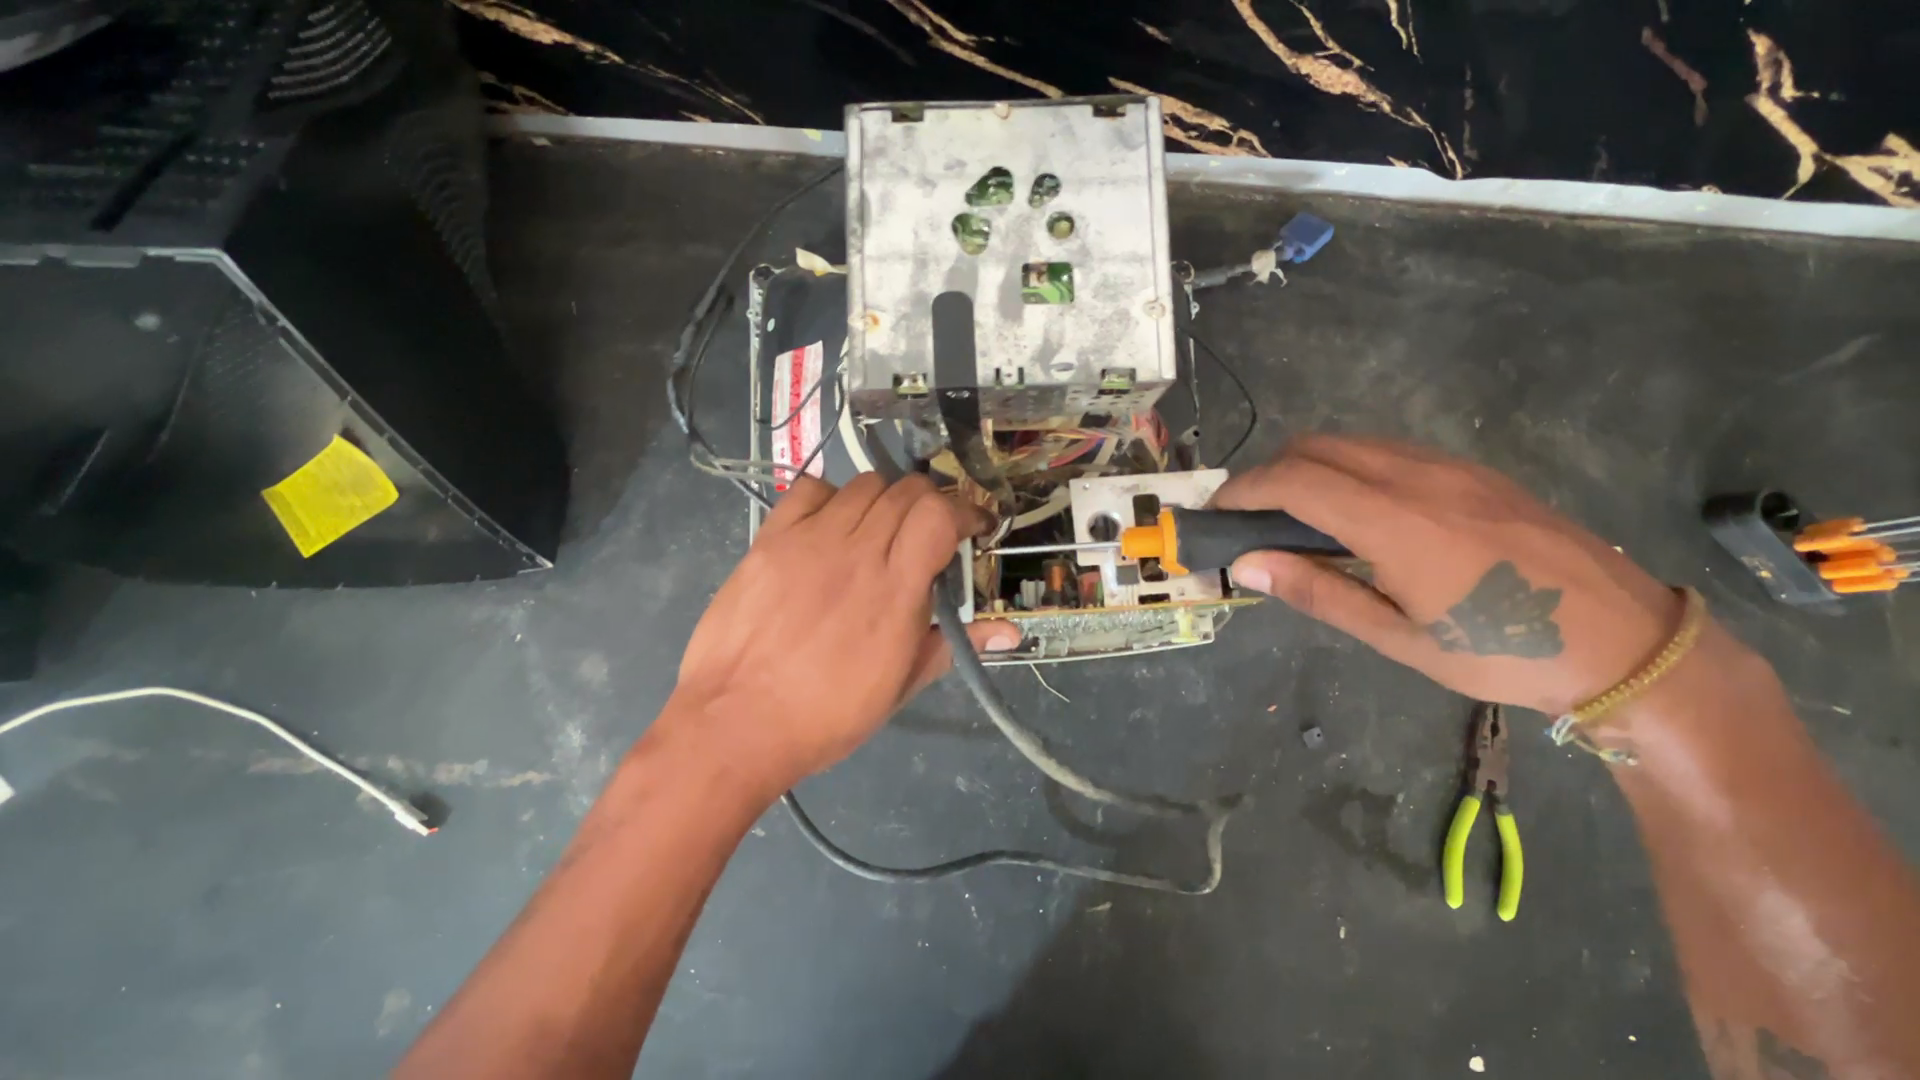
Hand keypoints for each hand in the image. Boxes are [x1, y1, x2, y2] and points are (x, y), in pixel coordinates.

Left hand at [664, 473, 1018, 791]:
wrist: (737, 722)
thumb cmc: (828, 716)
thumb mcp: (900, 685)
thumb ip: (955, 645)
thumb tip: (1010, 632)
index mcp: (896, 588)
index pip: (940, 515)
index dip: (965, 511)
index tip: (974, 527)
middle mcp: (857, 551)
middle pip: (906, 491)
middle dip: (929, 504)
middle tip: (927, 534)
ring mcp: (809, 540)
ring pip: (862, 485)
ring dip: (884, 500)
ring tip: (878, 531)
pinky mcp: (769, 540)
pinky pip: (807, 491)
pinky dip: (830, 497)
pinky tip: (829, 526)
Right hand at [1212, 435, 1680, 715]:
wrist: (1625, 641)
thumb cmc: (1503, 653)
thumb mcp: (1401, 639)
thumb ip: (1320, 593)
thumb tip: (1248, 564)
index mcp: (1395, 522)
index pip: (1295, 481)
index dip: (1244, 491)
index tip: (1217, 515)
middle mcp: (1418, 477)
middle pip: (1317, 446)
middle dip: (1270, 474)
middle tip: (1252, 520)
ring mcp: (1452, 468)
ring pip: (1354, 443)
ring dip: (1310, 467)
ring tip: (1298, 518)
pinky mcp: (1475, 472)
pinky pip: (1392, 451)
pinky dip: (1351, 467)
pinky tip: (1359, 513)